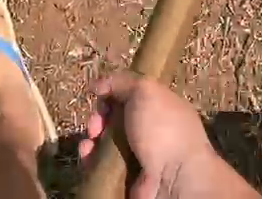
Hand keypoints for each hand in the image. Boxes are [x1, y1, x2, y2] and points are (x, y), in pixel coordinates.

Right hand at [79, 71, 258, 198]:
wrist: (174, 178)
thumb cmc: (162, 127)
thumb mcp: (145, 90)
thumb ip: (121, 82)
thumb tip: (98, 85)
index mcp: (160, 106)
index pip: (132, 95)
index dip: (113, 93)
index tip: (101, 95)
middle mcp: (150, 130)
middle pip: (116, 118)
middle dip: (100, 117)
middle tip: (96, 123)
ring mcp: (138, 156)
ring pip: (107, 142)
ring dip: (93, 138)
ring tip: (90, 140)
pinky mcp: (126, 177)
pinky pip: (103, 165)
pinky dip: (91, 158)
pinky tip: (87, 154)